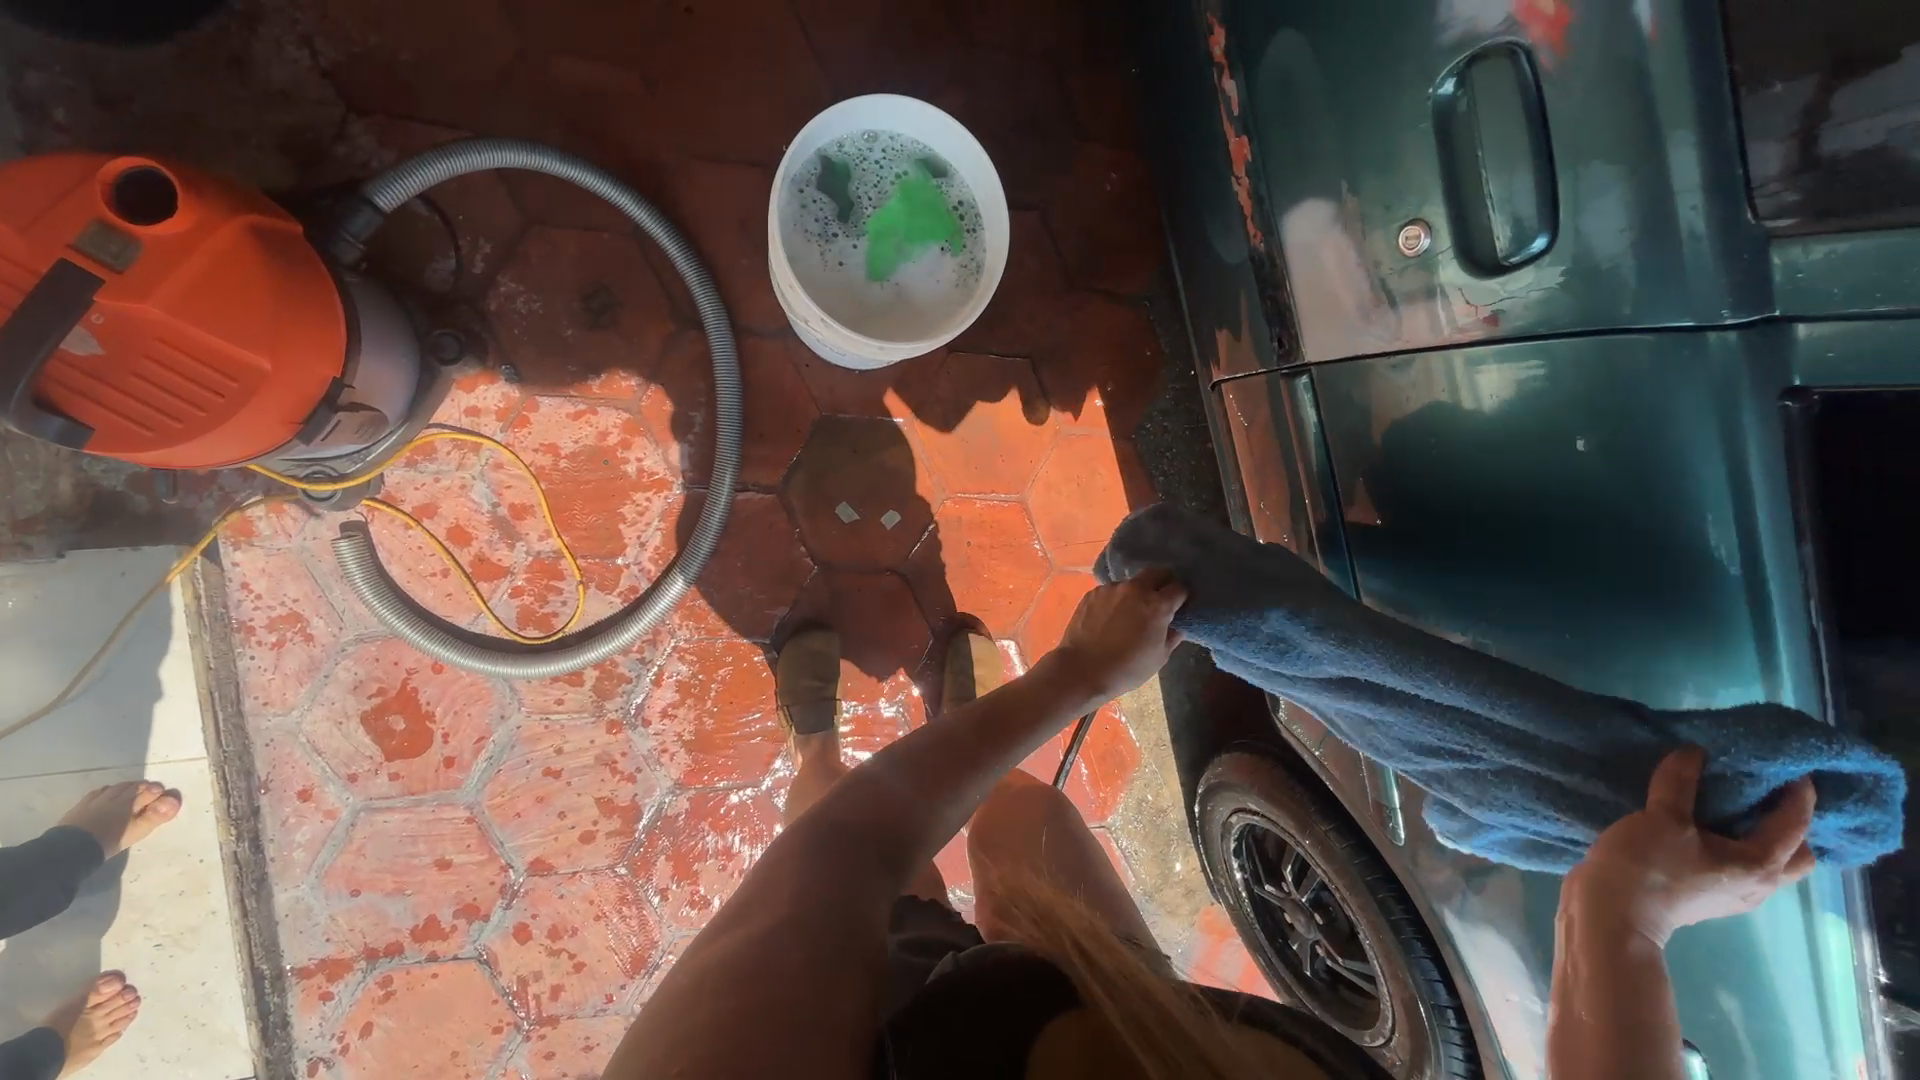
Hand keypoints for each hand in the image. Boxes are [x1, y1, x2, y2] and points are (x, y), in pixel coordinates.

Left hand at [1048, 567, 1187, 702]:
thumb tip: (1176, 626)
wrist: (1082, 669)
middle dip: (1162, 582)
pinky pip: (1110, 592)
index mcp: (1157, 605)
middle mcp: (1135, 589)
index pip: (1178, 588)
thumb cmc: (1126, 668)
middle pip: (1156, 572)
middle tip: (1159, 599)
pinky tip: (1108, 618)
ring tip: (1128, 614)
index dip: (1181, 596)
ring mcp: (1111, 589)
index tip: (1178, 605)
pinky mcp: (1092, 593)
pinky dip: (1115, 600)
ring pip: (1131, 583)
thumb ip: (1172, 637)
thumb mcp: (1159, 657)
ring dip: (1135, 593)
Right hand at [1566, 746, 1815, 946]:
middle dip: (1790, 827)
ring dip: (1759, 839)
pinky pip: (1736, 868)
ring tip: (1735, 811)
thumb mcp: (1661, 818)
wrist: (1614, 911)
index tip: (1793, 770)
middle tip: (1768, 796)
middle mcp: (1759, 885)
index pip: (1794, 826)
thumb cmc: (1648, 866)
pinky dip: (1732, 848)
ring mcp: (1732, 896)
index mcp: (1759, 864)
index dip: (1797, 796)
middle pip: (1795, 855)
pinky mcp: (1705, 898)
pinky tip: (1703, 835)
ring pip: (1765, 864)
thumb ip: (1678, 783)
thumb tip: (1693, 751)